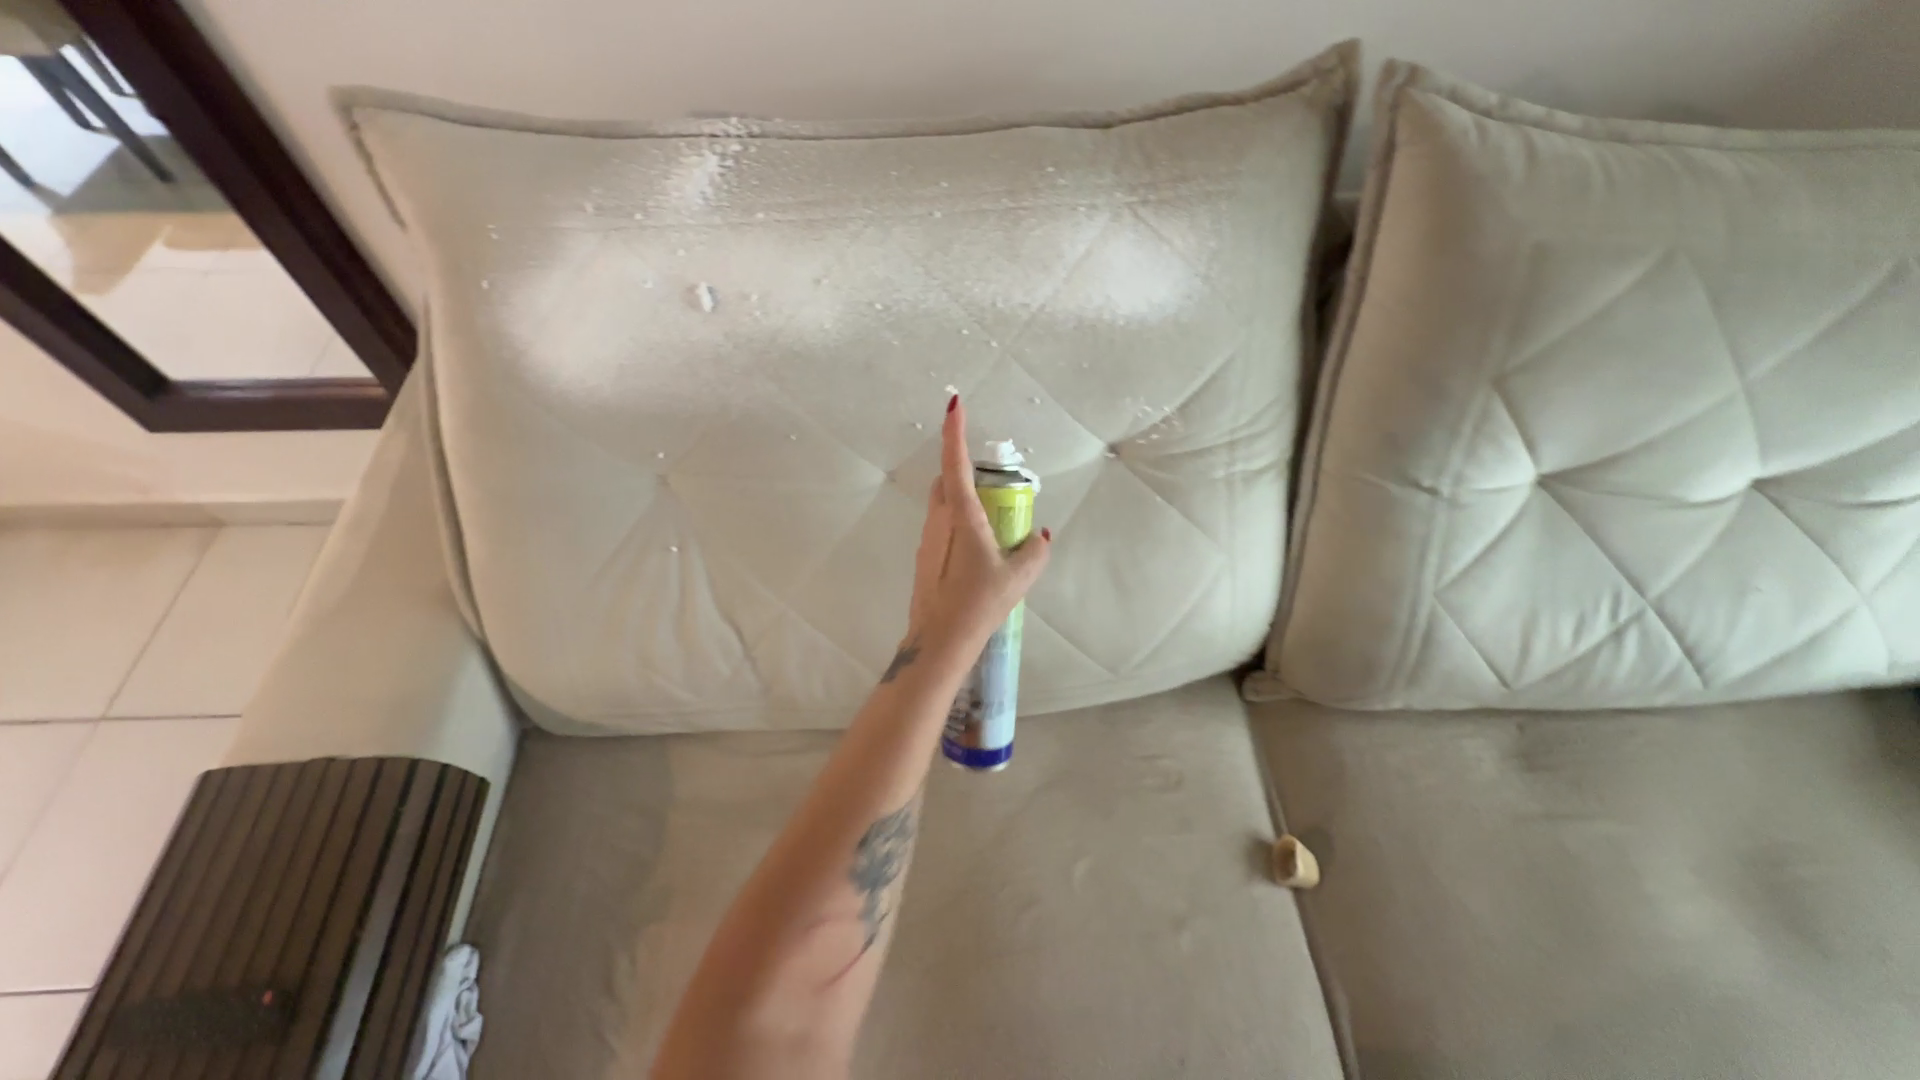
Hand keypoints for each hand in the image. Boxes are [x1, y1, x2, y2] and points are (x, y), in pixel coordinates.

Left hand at [903, 395, 1051, 660]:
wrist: (939, 641)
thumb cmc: (978, 604)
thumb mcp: (1018, 578)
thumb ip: (1033, 552)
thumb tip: (1039, 538)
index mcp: (961, 516)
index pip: (955, 463)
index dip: (954, 431)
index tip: (954, 404)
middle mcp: (939, 521)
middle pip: (946, 481)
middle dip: (964, 470)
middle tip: (993, 483)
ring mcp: (927, 540)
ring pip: (942, 505)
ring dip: (962, 500)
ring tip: (992, 523)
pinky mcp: (924, 558)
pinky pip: (942, 528)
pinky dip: (958, 524)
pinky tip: (979, 552)